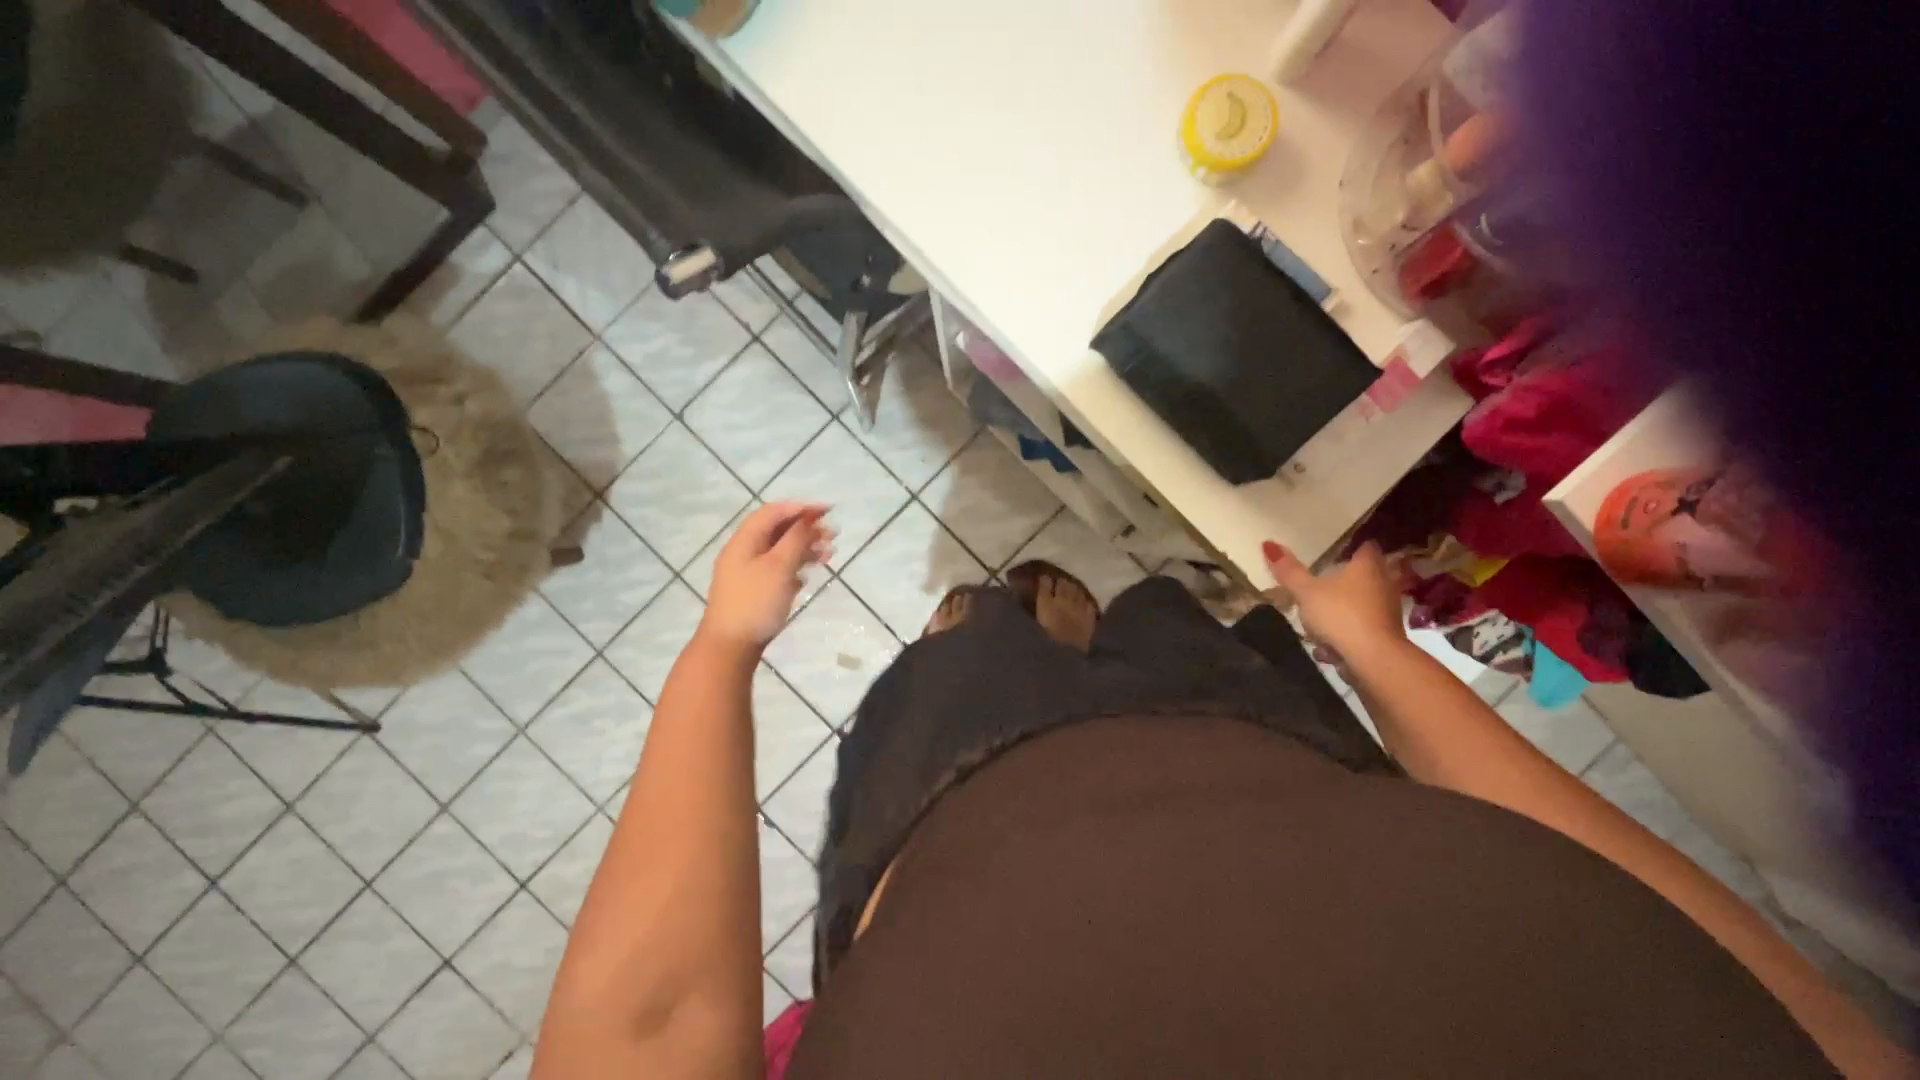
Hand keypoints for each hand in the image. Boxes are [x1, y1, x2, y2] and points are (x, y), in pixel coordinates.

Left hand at [699, 502, 834, 650]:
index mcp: (744, 541)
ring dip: (804, 549)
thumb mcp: (779, 566)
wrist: (730, 646)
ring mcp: (746, 573)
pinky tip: (808, 576)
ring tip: (828, 556)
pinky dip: (795, 567)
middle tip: (833, 536)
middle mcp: (743, 552)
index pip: (774, 512)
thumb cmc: (755, 602)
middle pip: (777, 531)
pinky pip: (776, 570)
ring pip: (779, 551)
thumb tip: (808, 519)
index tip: (828, 511)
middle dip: (806, 529)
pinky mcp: (753, 591)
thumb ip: (795, 539)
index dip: (801, 508)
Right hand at [1262, 539, 1406, 660]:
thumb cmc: (1340, 615)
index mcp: (1367, 566)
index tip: (1336, 550)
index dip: (1352, 546)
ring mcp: (1387, 611)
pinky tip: (1327, 648)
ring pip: (1361, 604)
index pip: (1365, 545)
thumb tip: (1268, 543)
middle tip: (1321, 583)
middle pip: (1364, 576)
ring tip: (1318, 621)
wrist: (1373, 659)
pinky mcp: (1386, 636)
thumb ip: (1289, 571)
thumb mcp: (1306, 592)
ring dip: (1341, 611)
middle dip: (1344, 581)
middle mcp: (1383, 584)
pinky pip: (1362, 629)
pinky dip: (1346, 635)